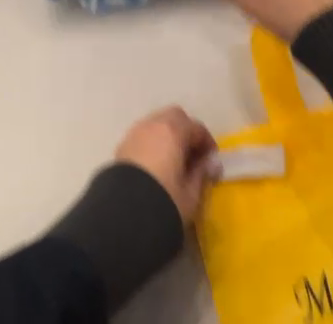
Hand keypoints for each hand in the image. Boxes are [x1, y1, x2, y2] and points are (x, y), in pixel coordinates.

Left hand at [115, 106, 217, 225]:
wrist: (122, 216)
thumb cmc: (164, 202)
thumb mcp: (191, 194)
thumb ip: (201, 174)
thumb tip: (210, 163)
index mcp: (173, 131)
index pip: (196, 127)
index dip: (207, 143)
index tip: (211, 161)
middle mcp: (152, 125)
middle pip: (174, 117)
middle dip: (186, 131)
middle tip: (193, 155)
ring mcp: (134, 134)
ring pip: (156, 124)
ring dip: (167, 136)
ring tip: (174, 162)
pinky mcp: (121, 146)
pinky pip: (143, 136)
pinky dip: (153, 144)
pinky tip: (156, 165)